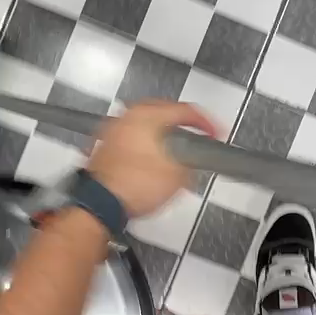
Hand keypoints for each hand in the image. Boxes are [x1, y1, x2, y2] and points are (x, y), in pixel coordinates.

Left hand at [87, 101, 219, 217]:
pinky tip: (154, 157)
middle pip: (165, 112)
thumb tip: (195, 159)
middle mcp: (128, 116)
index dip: (207, 123)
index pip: (186, 110)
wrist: (99, 204)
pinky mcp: (105, 144)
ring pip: (147, 124)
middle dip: (183, 124)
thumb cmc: (134, 186)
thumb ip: (193, 160)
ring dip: (164, 133)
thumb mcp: (178, 175)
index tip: (215, 132)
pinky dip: (147, 142)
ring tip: (177, 146)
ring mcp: (114, 129)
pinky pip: (134, 136)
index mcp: (148, 115)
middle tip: (197, 133)